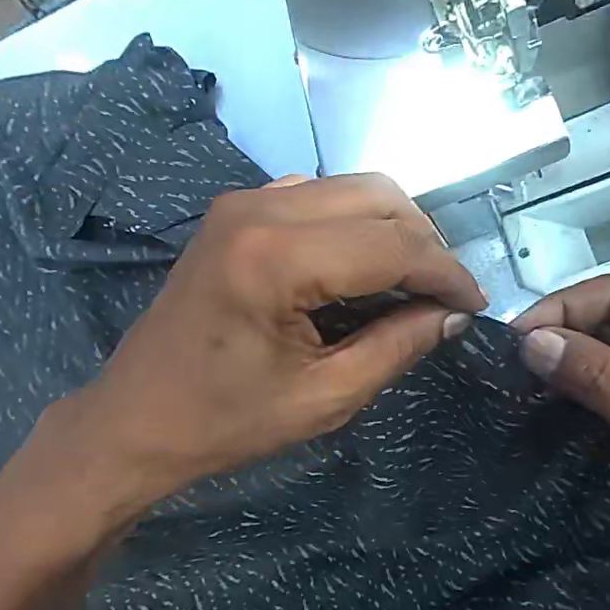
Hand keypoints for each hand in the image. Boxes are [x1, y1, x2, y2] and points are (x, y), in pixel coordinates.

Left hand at [49, 174, 484, 522]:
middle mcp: (260, 210)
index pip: (392, 246)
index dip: (446, 273)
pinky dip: (361, 224)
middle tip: (445, 295)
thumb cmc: (229, 421)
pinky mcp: (239, 211)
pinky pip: (323, 195)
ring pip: (356, 188)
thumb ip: (399, 346)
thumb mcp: (328, 396)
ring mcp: (245, 203)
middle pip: (380, 197)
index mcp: (276, 260)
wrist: (134, 420)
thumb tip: (452, 315)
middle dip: (427, 244)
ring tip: (414, 282)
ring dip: (398, 230)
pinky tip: (366, 267)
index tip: (475, 304)